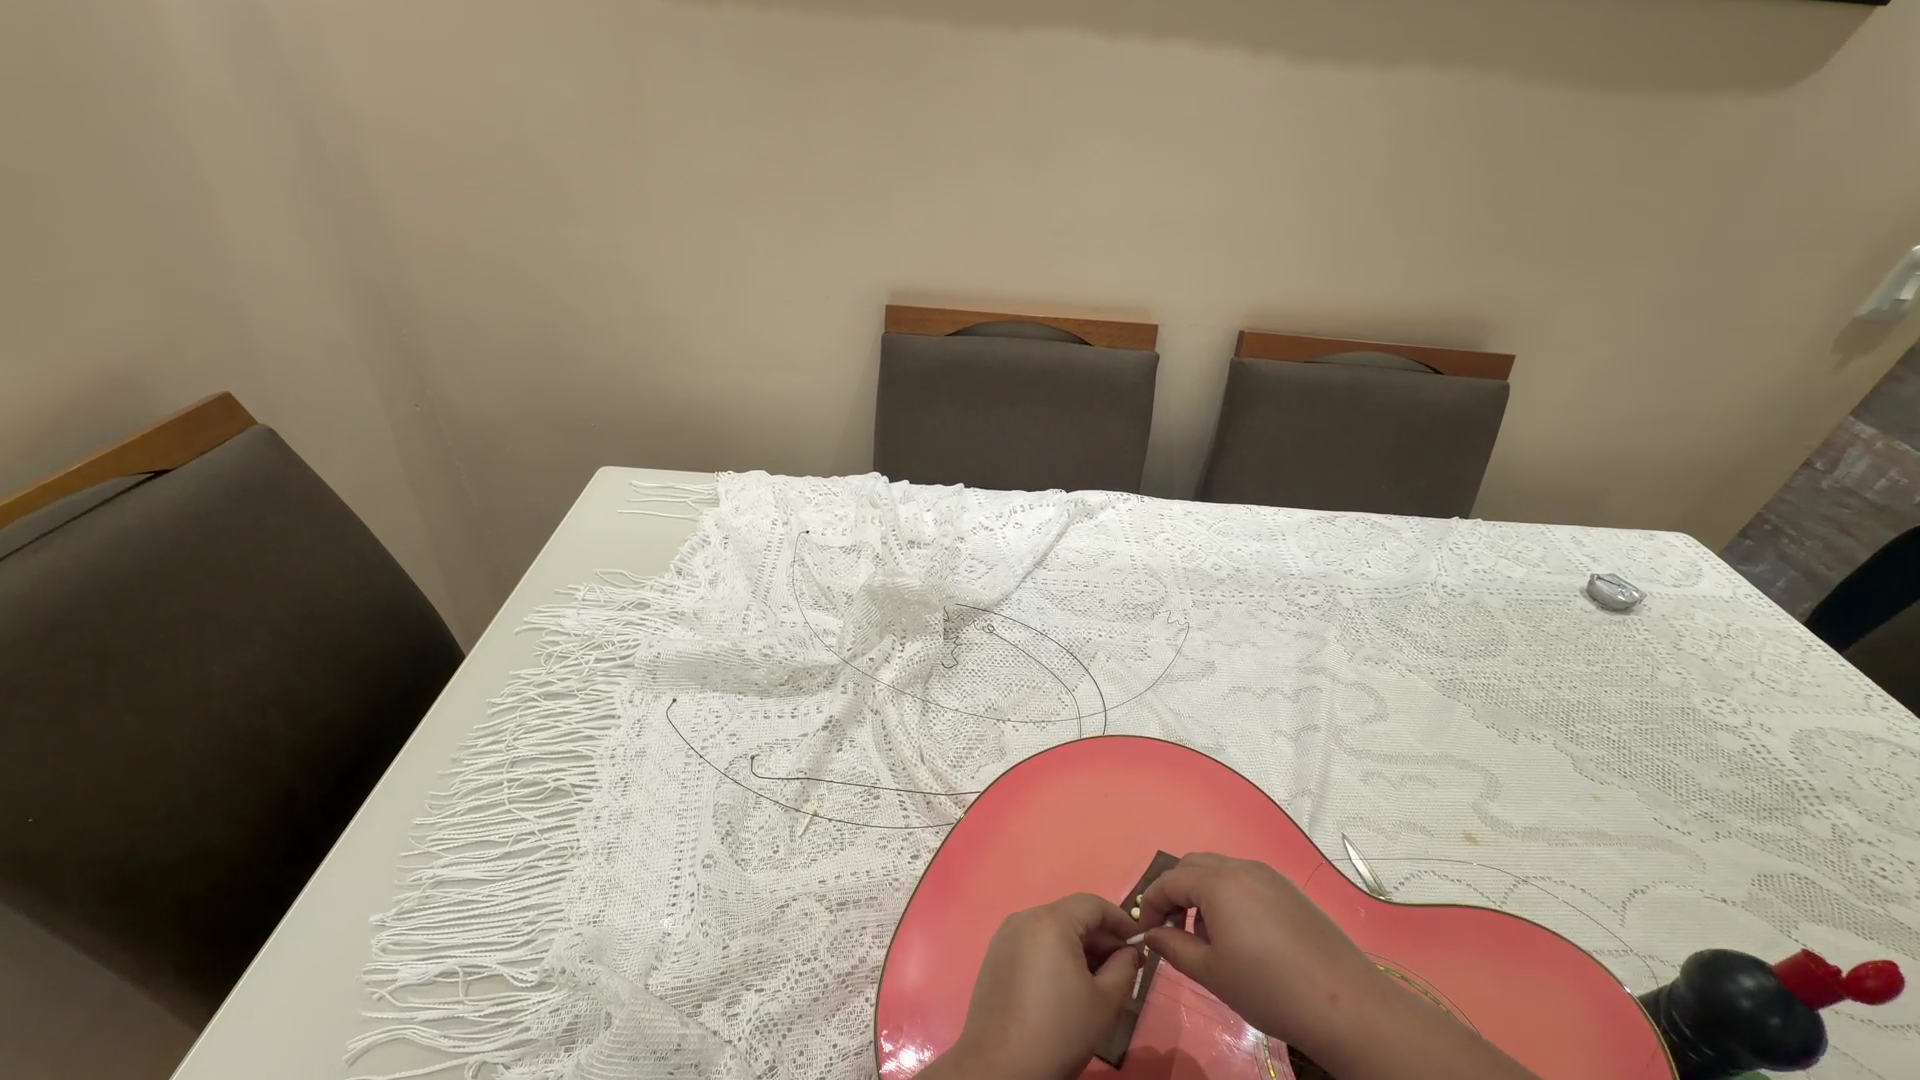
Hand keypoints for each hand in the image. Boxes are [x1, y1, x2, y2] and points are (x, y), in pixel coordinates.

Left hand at [930, 893, 1141, 1079]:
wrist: (1000, 1067)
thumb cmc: (1058, 1031)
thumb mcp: (1105, 1002)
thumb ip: (1124, 968)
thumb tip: (1128, 952)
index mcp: (1050, 921)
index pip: (1093, 904)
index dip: (1121, 921)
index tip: (1139, 944)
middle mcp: (1023, 919)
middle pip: (1071, 915)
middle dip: (1100, 937)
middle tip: (1123, 967)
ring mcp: (1004, 937)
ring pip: (1051, 930)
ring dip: (1078, 947)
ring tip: (1098, 979)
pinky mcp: (994, 957)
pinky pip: (1032, 943)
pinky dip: (1054, 954)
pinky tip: (1066, 985)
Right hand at [1137, 853, 1386, 1059]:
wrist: (1345, 1004)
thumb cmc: (1268, 988)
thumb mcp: (1210, 972)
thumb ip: (1172, 946)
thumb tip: (1152, 934)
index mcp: (1218, 882)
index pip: (1169, 880)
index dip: (1151, 905)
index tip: (1147, 935)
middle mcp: (1242, 868)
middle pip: (1193, 866)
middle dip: (1175, 892)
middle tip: (1172, 930)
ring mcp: (1270, 876)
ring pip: (1220, 871)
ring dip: (1201, 894)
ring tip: (1206, 938)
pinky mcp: (1290, 891)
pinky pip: (1245, 881)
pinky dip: (1228, 897)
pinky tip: (1240, 936)